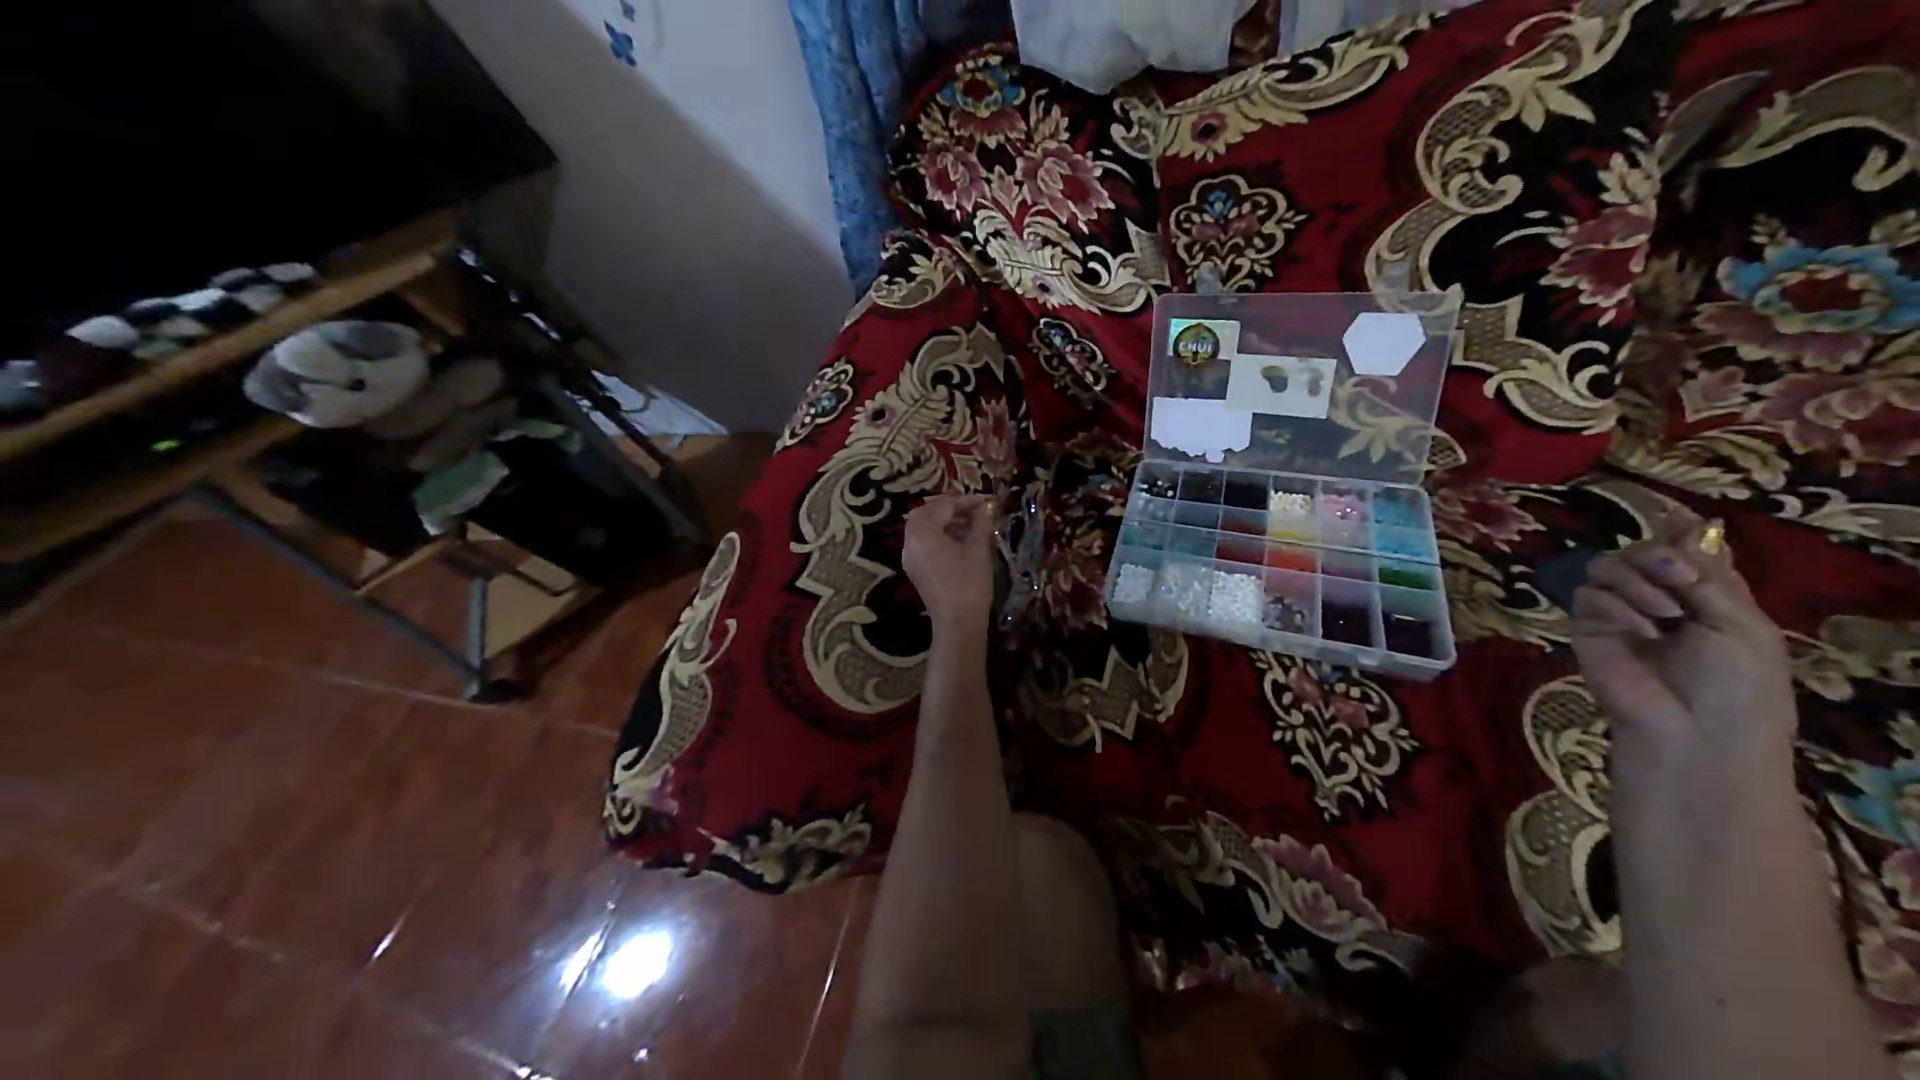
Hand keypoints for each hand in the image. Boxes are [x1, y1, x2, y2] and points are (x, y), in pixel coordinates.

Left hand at [903, 494, 997, 638]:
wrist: (958, 623)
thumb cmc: (969, 583)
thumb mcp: (978, 549)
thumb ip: (979, 523)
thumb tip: (984, 507)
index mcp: (923, 533)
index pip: (943, 507)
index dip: (965, 501)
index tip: (985, 501)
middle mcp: (910, 542)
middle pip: (925, 513)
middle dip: (949, 507)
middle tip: (972, 509)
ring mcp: (910, 557)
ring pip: (923, 528)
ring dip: (944, 521)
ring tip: (970, 524)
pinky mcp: (915, 570)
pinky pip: (923, 543)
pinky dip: (939, 535)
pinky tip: (960, 541)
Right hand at [1569, 509, 1794, 758]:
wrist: (1694, 729)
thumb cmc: (1738, 684)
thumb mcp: (1743, 624)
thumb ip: (1709, 576)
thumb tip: (1687, 525)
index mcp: (1704, 596)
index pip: (1682, 550)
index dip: (1678, 535)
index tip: (1682, 527)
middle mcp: (1657, 597)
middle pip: (1638, 551)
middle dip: (1656, 557)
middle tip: (1678, 578)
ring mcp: (1617, 612)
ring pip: (1605, 567)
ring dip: (1635, 581)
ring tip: (1663, 613)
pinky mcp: (1586, 628)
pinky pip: (1588, 596)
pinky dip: (1616, 606)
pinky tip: (1641, 631)